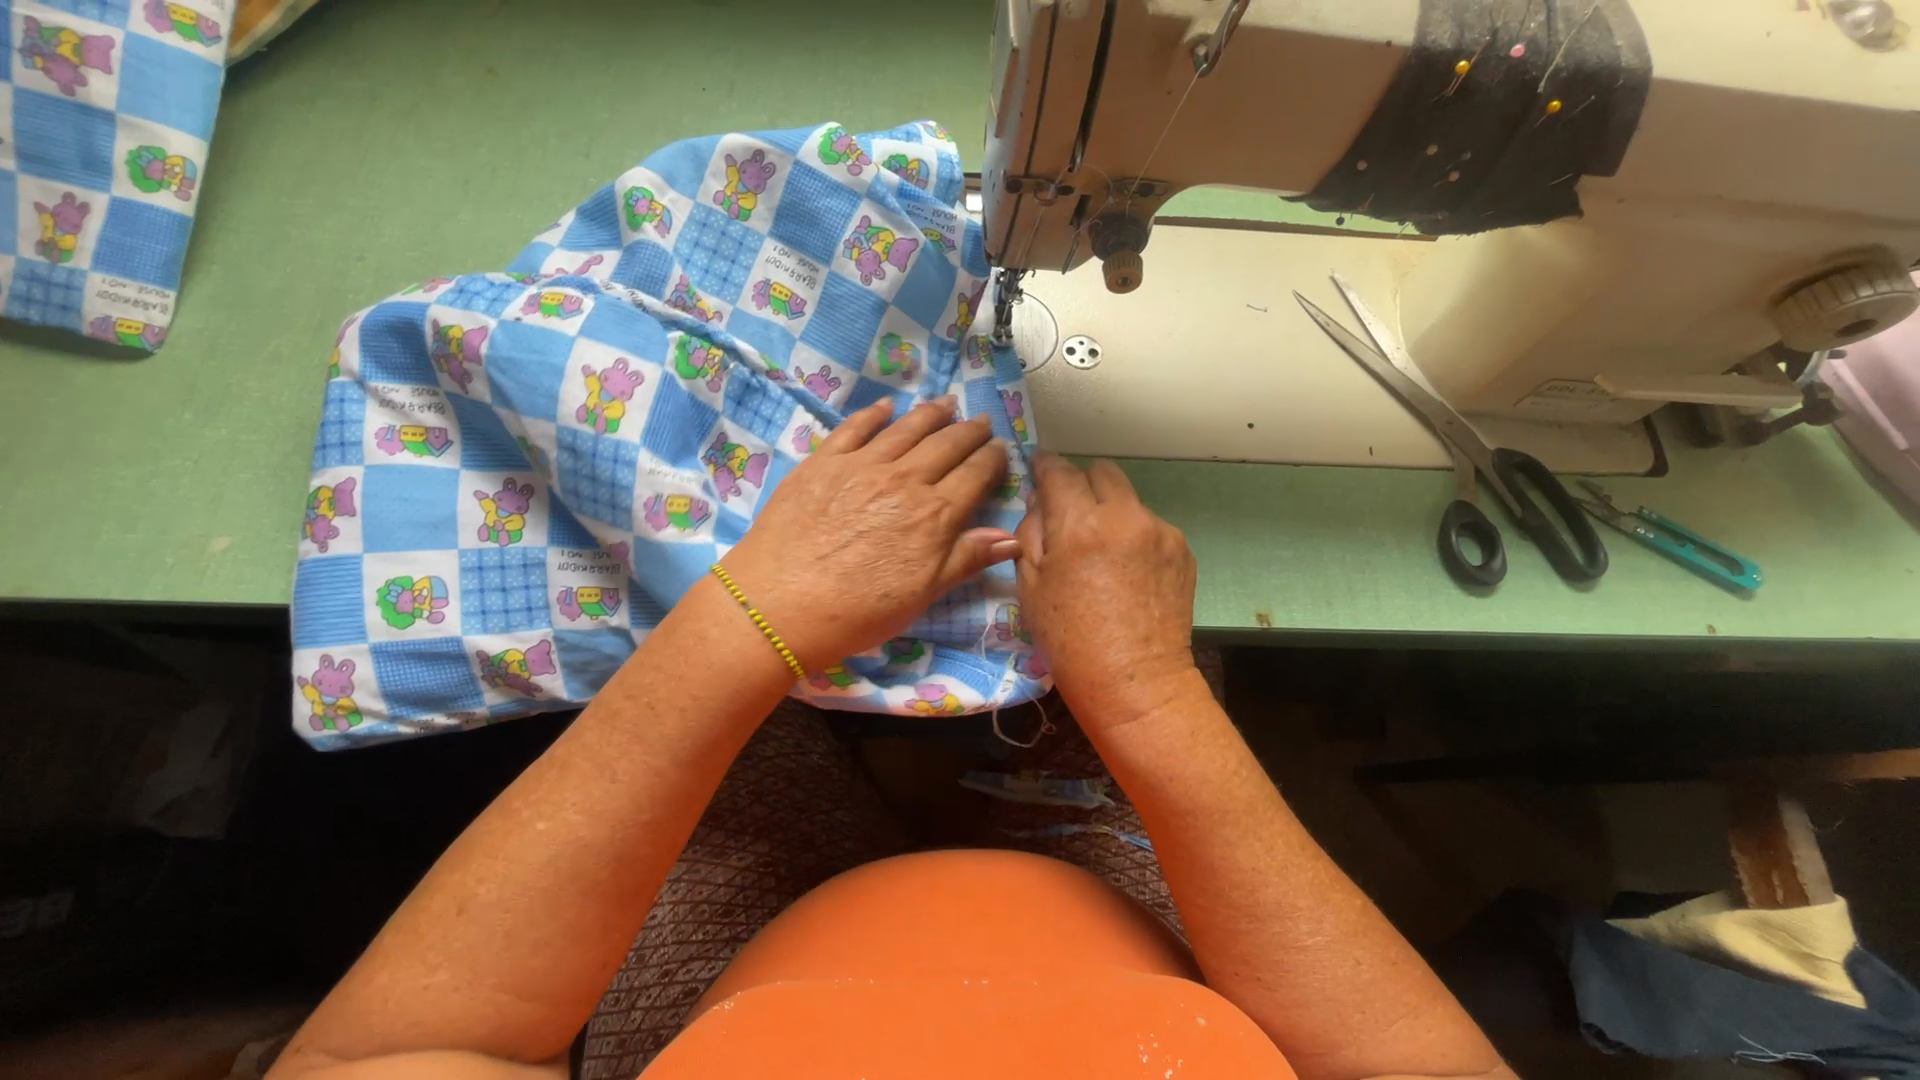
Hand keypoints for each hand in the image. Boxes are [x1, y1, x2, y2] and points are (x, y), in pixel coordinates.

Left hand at [718, 398, 1015, 670]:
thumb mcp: (922, 594)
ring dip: (931, 414)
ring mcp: (862, 466)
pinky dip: (875, 414)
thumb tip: (1012, 537)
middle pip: (945, 446)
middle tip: (982, 421)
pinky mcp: (824, 462)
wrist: (781, 605)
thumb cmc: (859, 611)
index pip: (974, 476)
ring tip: (948, 403)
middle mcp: (904, 480)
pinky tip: (887, 406)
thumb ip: (966, 559)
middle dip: (969, 431)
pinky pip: (855, 428)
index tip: (1001, 449)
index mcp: (934, 515)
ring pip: (906, 429)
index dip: (992, 460)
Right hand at [1015, 453, 1199, 730]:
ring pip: (1128, 499)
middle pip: (1102, 472)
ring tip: (1103, 555)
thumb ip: (1030, 532)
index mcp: (1080, 524)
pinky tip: (1128, 575)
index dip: (1045, 466)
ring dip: (1110, 513)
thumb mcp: (1029, 587)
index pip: (1059, 471)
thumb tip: (1041, 502)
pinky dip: (1134, 537)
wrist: (1134, 682)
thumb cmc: (1069, 640)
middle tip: (1071, 515)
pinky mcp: (1182, 549)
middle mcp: (1125, 516)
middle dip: (1082, 485)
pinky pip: (1150, 527)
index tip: (1039, 468)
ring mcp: (1160, 531)